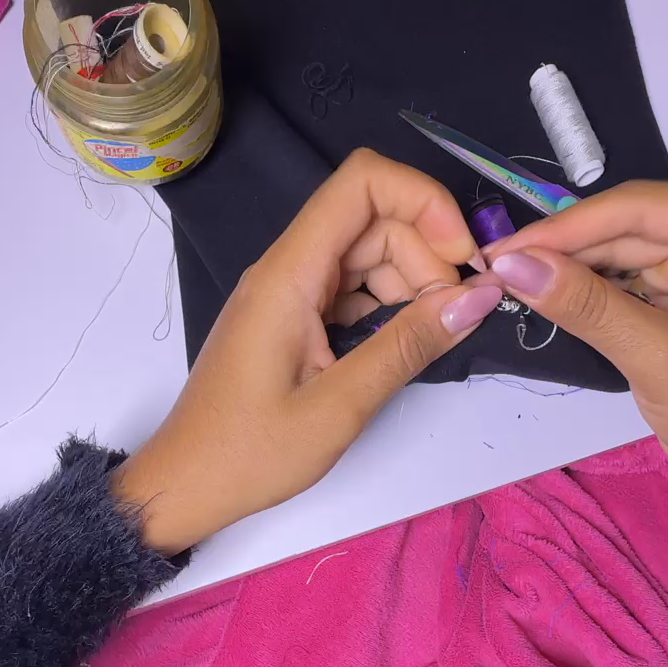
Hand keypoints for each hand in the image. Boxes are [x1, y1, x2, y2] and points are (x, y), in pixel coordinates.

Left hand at [114, 150, 505, 553]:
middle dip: (425, 252)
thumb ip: (408, 346)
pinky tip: (403, 340)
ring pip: (362, 253)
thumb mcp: (339, 406)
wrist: (188, 483)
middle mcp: (285, 270)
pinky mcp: (289, 320)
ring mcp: (285, 295)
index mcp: (288, 275)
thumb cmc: (250, 454)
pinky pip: (346, 288)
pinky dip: (384, 303)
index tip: (461, 258)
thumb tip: (479, 298)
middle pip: (370, 219)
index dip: (424, 200)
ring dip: (408, 280)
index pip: (362, 182)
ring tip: (431, 333)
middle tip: (454, 315)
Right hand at [484, 181, 667, 553]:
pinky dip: (583, 293)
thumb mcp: (660, 359)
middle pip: (628, 227)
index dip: (567, 228)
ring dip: (566, 270)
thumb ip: (587, 306)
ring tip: (508, 282)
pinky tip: (544, 296)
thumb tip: (514, 266)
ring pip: (618, 254)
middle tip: (494, 268)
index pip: (643, 209)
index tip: (502, 250)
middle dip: (562, 249)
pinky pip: (622, 283)